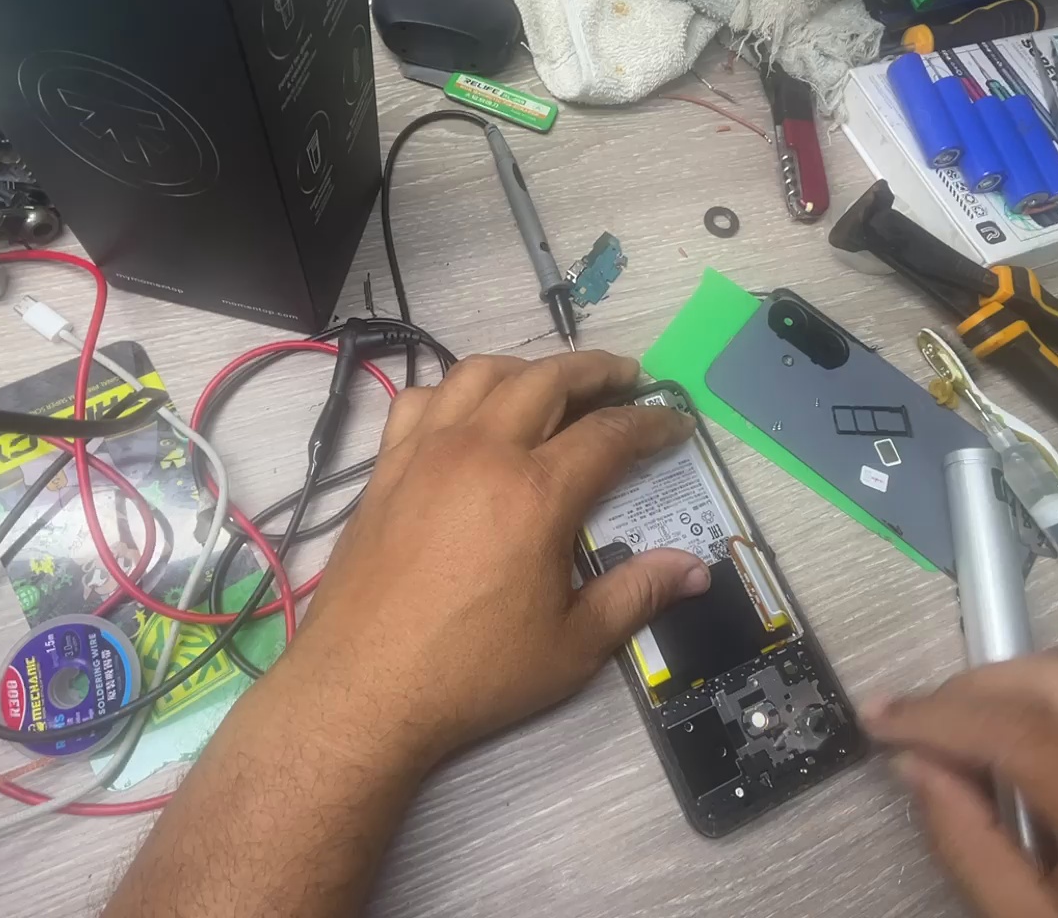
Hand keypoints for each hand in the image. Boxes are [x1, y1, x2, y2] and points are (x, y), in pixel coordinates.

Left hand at [279, 352, 709, 766]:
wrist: (362, 688)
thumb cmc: (473, 671)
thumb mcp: (573, 645)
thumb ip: (638, 594)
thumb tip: (696, 569)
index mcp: (536, 492)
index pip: (610, 433)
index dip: (652, 421)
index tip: (675, 421)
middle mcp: (482, 451)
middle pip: (549, 378)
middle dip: (597, 370)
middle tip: (627, 378)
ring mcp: (427, 450)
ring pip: (481, 372)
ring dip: (527, 368)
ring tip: (551, 386)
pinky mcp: (387, 464)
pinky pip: (421, 399)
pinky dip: (453, 392)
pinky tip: (467, 415)